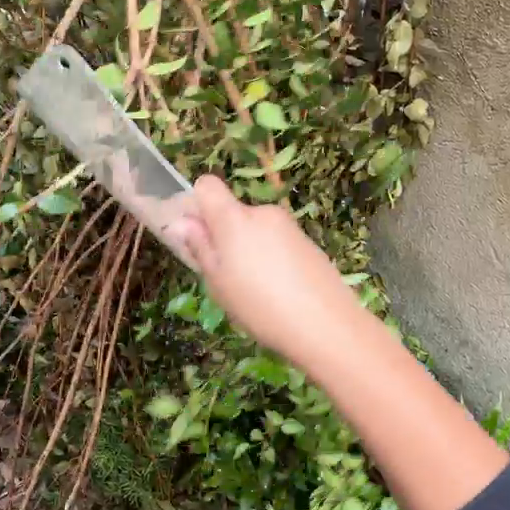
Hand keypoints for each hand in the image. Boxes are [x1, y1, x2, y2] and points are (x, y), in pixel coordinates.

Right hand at [170, 176, 368, 370]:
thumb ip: (200, 248)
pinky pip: (278, 243)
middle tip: (227, 278)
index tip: (198, 237)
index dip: (197, 205)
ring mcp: (289, 227)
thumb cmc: (260, 306)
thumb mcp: (219, 283)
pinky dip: (272, 260)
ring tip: (257, 292)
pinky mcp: (308, 243)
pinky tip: (281, 293)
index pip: (207, 185)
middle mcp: (263, 213)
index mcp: (235, 218)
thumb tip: (182, 222)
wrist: (327, 324)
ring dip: (250, 251)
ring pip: (256, 231)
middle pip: (234, 213)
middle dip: (226, 237)